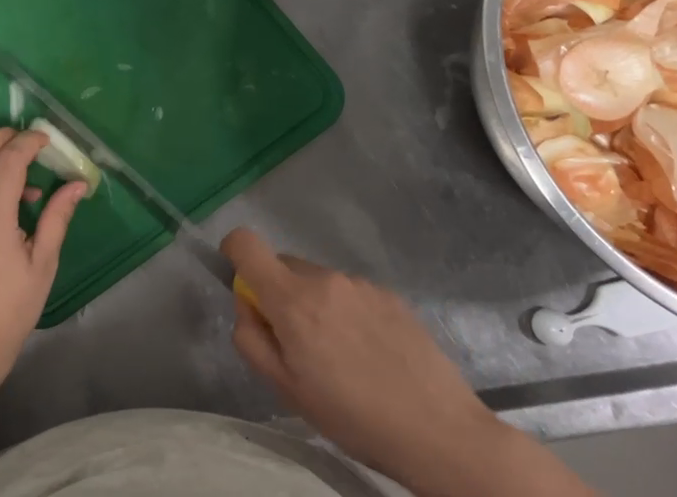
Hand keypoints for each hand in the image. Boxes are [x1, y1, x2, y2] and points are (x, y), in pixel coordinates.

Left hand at [0, 128, 85, 374]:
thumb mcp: (43, 262)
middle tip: (29, 141)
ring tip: (30, 181)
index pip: (8, 161)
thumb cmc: (13, 305)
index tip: (47, 139)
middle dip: (1, 137)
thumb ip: (57, 217)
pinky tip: (15, 203)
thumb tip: (77, 185)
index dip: (28, 142)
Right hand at [223, 229, 505, 486]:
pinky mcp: (393, 297)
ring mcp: (362, 286)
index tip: (247, 292)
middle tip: (299, 344)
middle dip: (279, 293)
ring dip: (316, 305)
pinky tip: (371, 355)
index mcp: (291, 298)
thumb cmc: (352, 416)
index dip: (234, 256)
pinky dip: (348, 313)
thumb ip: (249, 337)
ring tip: (342, 355)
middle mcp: (325, 279)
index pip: (245, 243)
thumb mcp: (284, 387)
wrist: (442, 434)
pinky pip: (352, 294)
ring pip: (319, 281)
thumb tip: (247, 306)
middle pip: (282, 265)